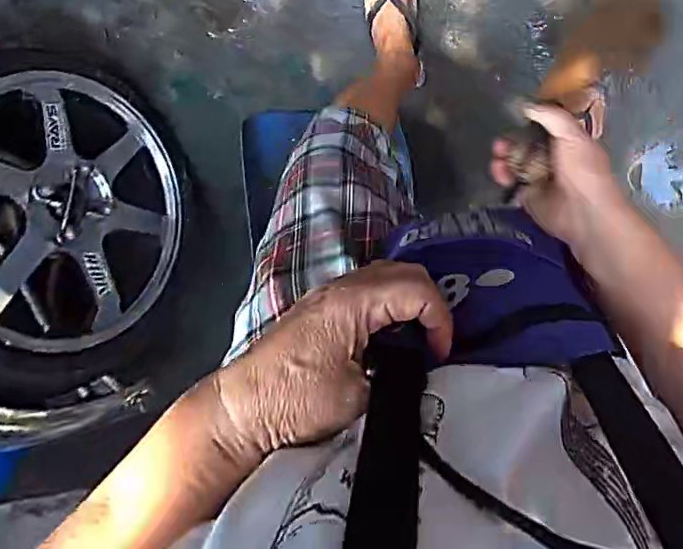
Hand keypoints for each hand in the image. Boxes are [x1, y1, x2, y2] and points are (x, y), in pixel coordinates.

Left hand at [211, 261, 453, 461]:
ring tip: (418, 341)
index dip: (440, 317)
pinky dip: (389, 306)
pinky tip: (391, 338)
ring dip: (409, 302)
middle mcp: (343, 286)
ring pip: (385, 278)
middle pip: (404, 272)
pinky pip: (368, 292)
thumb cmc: (293, 400)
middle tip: (436, 343)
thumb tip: (415, 372)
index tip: (442, 354)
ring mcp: (330, 294)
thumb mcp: (356, 398)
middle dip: (430, 302)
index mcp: (353, 299)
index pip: (416, 287)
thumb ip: (394, 376)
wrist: (240, 410)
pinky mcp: (322, 309)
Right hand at [491, 103, 632, 247]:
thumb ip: (550, 116)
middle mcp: (552, 156)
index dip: (528, 119)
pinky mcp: (528, 195)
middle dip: (511, 139)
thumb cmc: (584, 169)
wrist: (585, 213)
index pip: (544, 124)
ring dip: (503, 155)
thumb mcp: (572, 134)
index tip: (512, 113)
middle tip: (501, 141)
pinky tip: (500, 171)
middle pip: (525, 142)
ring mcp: (539, 176)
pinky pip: (510, 180)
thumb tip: (525, 104)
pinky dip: (502, 174)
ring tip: (498, 154)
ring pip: (514, 160)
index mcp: (567, 140)